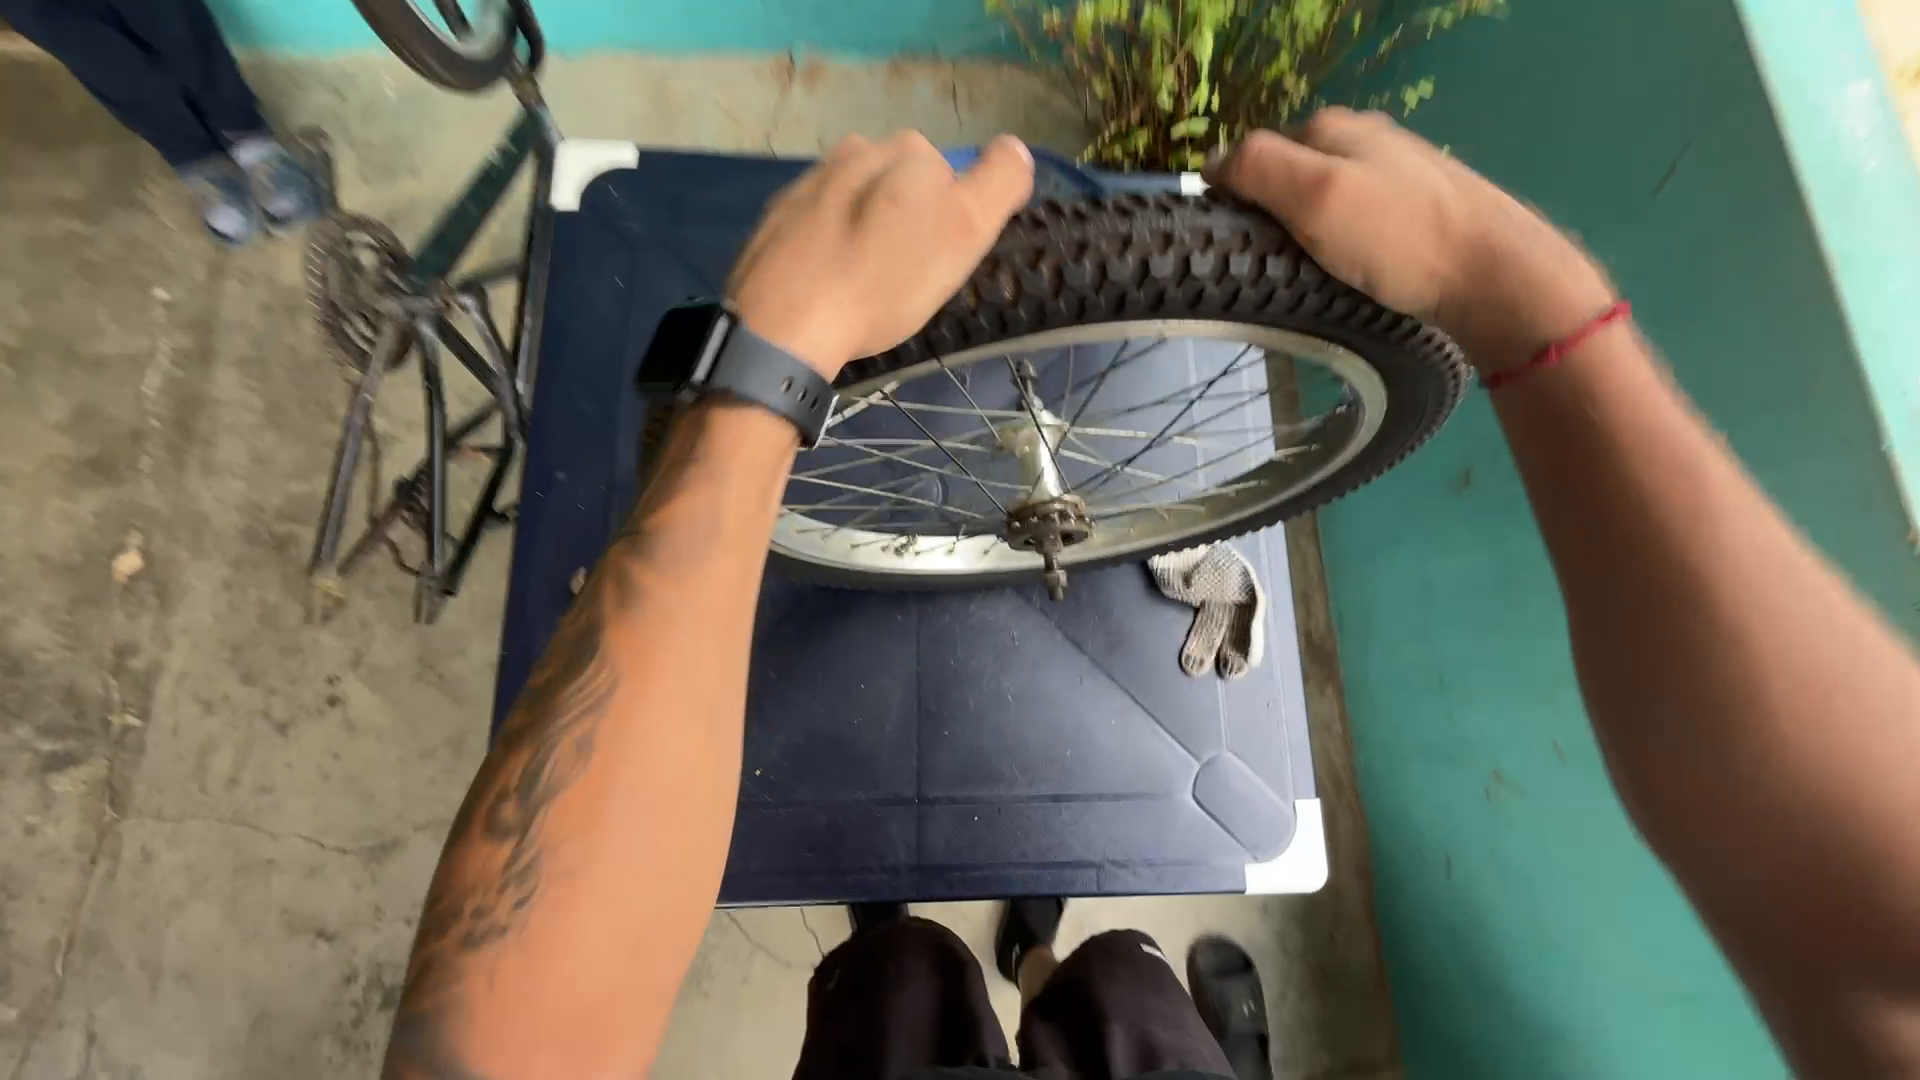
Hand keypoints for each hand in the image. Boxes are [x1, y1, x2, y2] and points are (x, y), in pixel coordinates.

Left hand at [728, 131, 1035, 379]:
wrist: (786, 324)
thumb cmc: (885, 283)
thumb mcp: (964, 233)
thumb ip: (998, 183)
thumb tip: (1014, 149)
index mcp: (909, 151)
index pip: (955, 176)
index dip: (956, 221)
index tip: (939, 261)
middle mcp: (858, 150)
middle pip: (906, 187)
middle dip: (912, 222)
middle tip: (906, 278)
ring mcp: (811, 180)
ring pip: (863, 202)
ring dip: (871, 233)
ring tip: (866, 284)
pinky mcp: (778, 217)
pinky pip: (824, 224)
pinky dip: (834, 247)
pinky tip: (831, 283)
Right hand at [1205, 108, 1614, 373]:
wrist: (1487, 272)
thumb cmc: (1394, 235)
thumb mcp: (1315, 194)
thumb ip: (1259, 168)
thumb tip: (1211, 160)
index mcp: (1330, 128)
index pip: (1252, 152)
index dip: (1230, 193)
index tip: (1223, 241)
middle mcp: (1359, 140)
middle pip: (1283, 174)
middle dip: (1261, 213)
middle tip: (1257, 262)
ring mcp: (1386, 174)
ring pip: (1314, 199)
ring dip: (1293, 232)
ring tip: (1291, 273)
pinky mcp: (1405, 210)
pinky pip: (1343, 220)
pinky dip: (1326, 243)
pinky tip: (1333, 270)